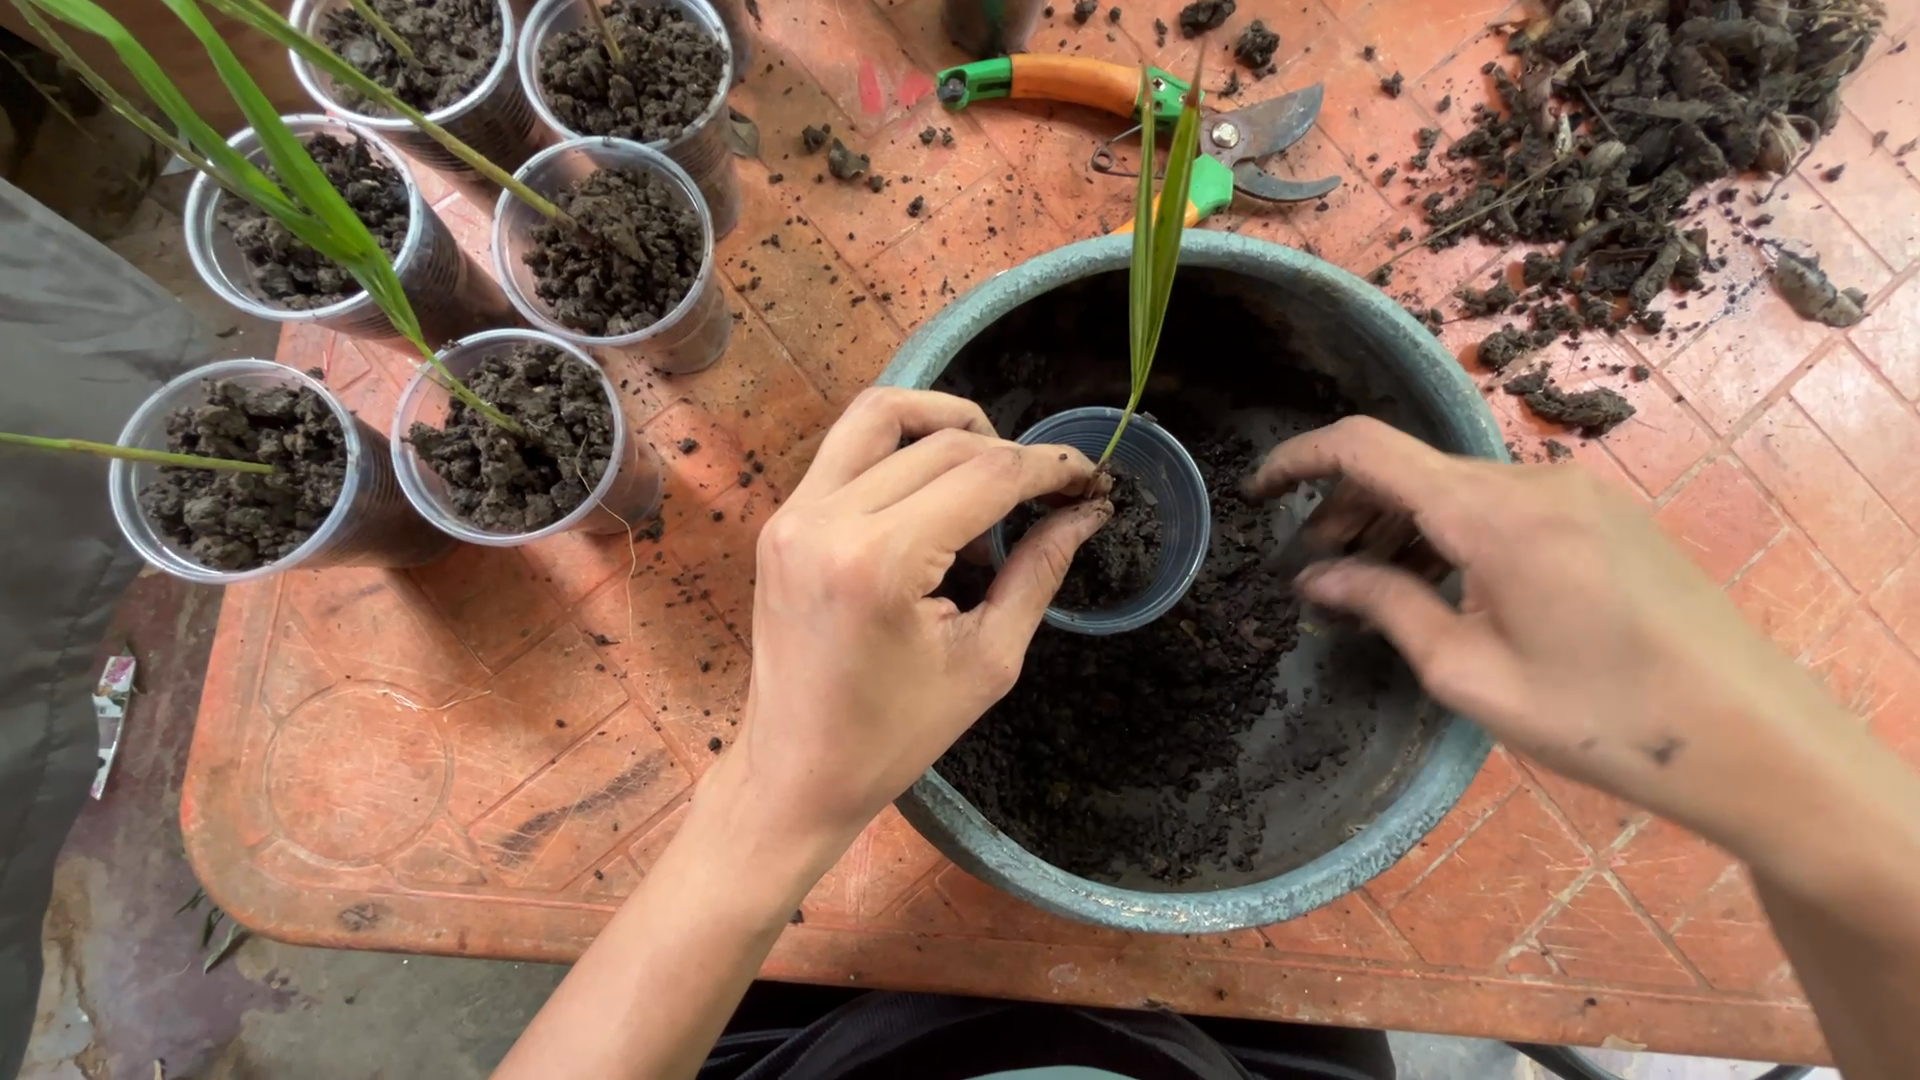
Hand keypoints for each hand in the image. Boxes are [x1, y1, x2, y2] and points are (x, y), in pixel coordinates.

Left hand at [726, 388, 1109, 843]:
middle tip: (1049, 491)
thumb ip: (1039, 572)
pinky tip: (935, 485)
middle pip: (941, 442)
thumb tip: (1085, 512)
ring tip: (992, 464)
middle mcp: (827, 519)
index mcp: (880, 562)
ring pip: (880, 415)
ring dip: (947, 422)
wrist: (794, 773)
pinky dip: (901, 446)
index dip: (1050, 467)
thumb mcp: (987, 661)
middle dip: (1011, 454)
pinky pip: (846, 448)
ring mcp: (793, 513)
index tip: (1090, 476)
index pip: (986, 476)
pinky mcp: (779, 520)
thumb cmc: (895, 736)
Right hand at [1246, 416, 1856, 851]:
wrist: (1766, 744)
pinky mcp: (1596, 515)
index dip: (1299, 459)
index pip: (1366, 448)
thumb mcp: (1469, 672)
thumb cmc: (1603, 719)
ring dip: (1392, 525)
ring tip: (1366, 586)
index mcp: (1492, 515)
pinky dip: (1441, 533)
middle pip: (1405, 469)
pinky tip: (1433, 583)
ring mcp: (1571, 494)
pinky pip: (1492, 505)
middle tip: (1315, 577)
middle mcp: (1530, 483)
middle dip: (1343, 512)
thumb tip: (1313, 579)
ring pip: (1447, 487)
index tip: (1257, 491)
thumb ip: (1384, 607)